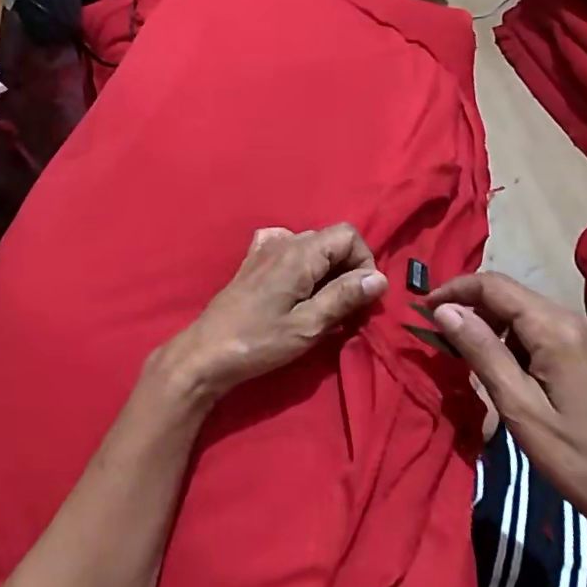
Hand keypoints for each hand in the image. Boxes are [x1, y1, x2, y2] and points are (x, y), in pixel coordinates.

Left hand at [156, 225, 388, 401]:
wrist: (207, 352)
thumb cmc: (259, 342)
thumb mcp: (308, 326)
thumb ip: (343, 297)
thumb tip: (379, 278)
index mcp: (299, 253)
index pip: (347, 234)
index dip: (364, 261)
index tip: (362, 297)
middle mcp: (282, 242)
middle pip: (330, 240)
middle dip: (348, 270)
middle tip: (347, 310)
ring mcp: (263, 250)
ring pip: (310, 247)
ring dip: (326, 272)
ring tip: (324, 308)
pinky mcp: (252, 263)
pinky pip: (286, 251)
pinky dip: (301, 267)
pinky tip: (296, 291)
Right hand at [424, 273, 586, 563]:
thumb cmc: (577, 459)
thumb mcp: (519, 407)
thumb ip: (481, 351)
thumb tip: (444, 309)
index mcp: (556, 328)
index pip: (493, 285)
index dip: (453, 291)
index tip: (424, 311)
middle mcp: (576, 321)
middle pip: (511, 295)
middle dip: (471, 308)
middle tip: (442, 338)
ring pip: (528, 313)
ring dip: (494, 326)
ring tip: (472, 360)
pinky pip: (547, 330)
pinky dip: (517, 340)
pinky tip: (510, 371)